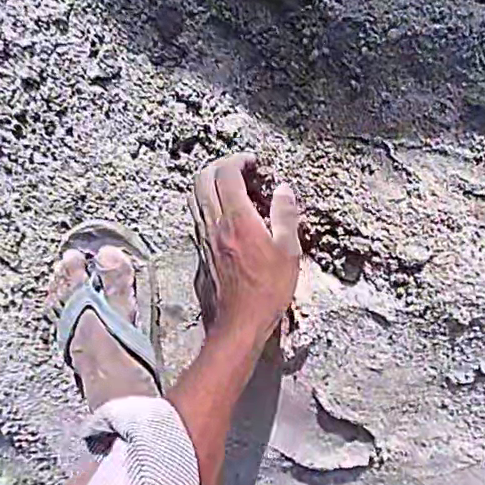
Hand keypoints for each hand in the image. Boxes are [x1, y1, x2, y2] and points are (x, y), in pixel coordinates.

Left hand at [191, 152, 301, 343]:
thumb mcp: (289, 253)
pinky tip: (226, 214)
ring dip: (210, 183)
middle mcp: (214, 224)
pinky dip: (207, 204)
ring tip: (232, 187)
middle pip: (202, 179)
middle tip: (240, 169)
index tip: (254, 162)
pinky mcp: (200, 252)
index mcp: (237, 220)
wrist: (239, 323)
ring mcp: (203, 238)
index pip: (226, 174)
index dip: (238, 160)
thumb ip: (286, 216)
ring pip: (195, 197)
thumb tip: (284, 189)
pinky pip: (197, 216)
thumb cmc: (268, 291)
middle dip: (219, 166)